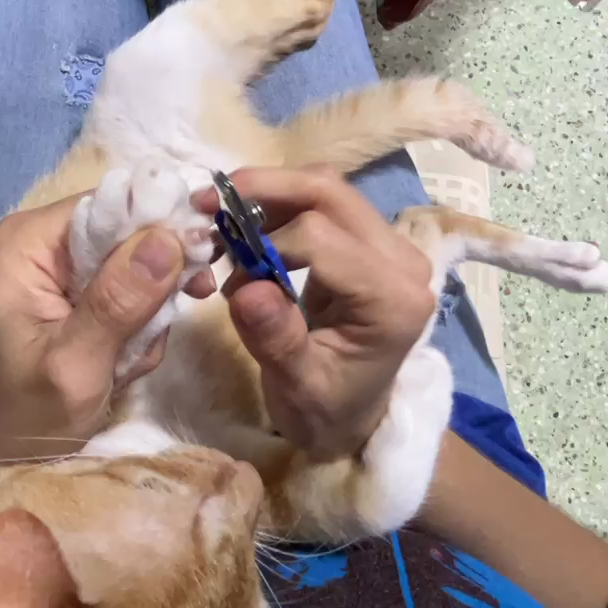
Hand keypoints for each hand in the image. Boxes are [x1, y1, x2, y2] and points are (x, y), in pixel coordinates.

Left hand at [0, 192, 191, 474]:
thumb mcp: (73, 364)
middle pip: (136, 225)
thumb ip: (117, 303)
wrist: (4, 445)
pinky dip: (150, 320)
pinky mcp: (92, 284)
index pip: (114, 202)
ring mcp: (74, 260)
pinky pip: (144, 284)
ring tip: (135, 353)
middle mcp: (53, 236)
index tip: (203, 257)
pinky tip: (131, 355)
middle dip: (161, 277)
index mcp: (33, 240)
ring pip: (148, 257)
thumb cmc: (25, 411)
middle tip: (166, 320)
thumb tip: (168, 239)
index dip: (162, 222)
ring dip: (156, 308)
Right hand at [193, 167, 435, 458]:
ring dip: (267, 194)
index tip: (231, 278)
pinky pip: (322, 201)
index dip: (264, 244)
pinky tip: (248, 231)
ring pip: (323, 186)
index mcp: (391, 299)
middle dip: (262, 189)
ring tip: (223, 222)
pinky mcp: (370, 241)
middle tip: (206, 205)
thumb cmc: (326, 411)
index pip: (320, 237)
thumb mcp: (296, 389)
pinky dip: (277, 205)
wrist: (354, 420)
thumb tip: (247, 290)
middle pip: (328, 191)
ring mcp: (389, 245)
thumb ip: (276, 339)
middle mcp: (401, 260)